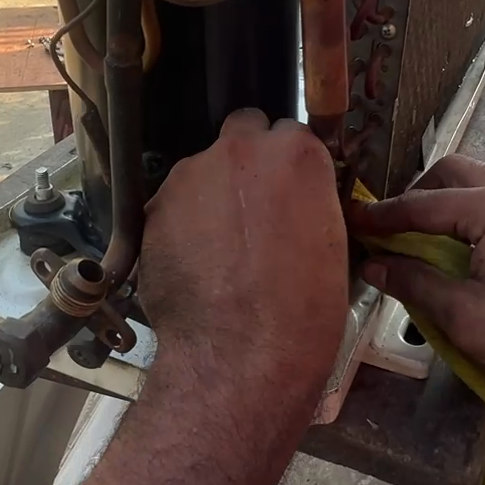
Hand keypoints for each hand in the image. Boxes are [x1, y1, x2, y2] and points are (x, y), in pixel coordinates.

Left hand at [137, 109, 348, 409]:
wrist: (240, 354)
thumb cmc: (303, 310)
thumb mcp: (330, 243)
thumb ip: (308, 199)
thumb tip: (293, 197)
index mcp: (296, 154)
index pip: (290, 133)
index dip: (286, 164)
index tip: (284, 190)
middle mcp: (241, 148)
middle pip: (242, 131)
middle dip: (246, 157)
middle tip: (250, 203)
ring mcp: (192, 173)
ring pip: (202, 169)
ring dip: (209, 193)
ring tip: (216, 247)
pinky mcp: (155, 205)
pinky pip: (173, 204)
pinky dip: (180, 223)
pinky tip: (191, 263)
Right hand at [348, 155, 484, 416]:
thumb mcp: (467, 318)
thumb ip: (414, 282)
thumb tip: (373, 263)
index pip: (421, 202)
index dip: (381, 215)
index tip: (349, 222)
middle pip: (453, 173)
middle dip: (416, 196)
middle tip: (392, 231)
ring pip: (481, 182)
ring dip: (447, 203)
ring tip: (426, 242)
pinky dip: (475, 212)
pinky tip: (469, 249)